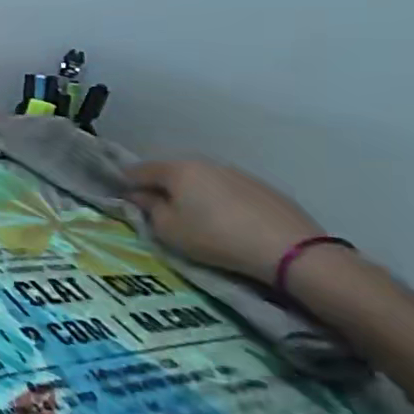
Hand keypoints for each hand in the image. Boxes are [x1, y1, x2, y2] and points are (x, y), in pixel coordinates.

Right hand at [125, 159, 327, 283]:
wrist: (290, 250)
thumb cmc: (214, 237)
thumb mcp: (168, 229)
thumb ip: (148, 208)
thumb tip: (138, 196)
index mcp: (178, 169)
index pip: (139, 170)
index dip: (126, 183)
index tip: (123, 199)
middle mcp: (207, 163)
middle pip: (173, 172)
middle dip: (161, 187)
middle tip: (157, 210)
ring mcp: (238, 173)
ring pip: (202, 180)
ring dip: (192, 193)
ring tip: (194, 217)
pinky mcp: (264, 188)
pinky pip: (228, 190)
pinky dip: (219, 200)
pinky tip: (225, 221)